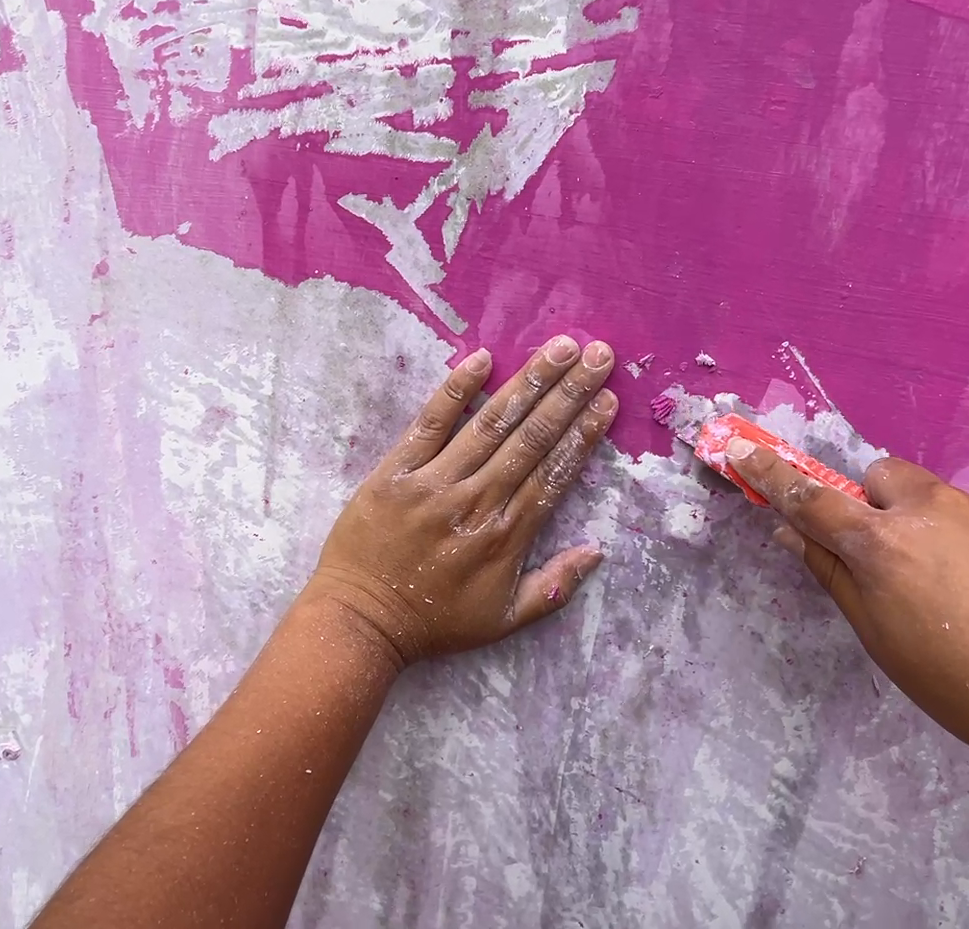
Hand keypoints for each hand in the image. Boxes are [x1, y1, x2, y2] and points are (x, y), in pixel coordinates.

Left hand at [304, 336, 618, 667]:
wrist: (360, 619)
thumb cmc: (435, 621)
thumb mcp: (504, 620)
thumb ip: (555, 586)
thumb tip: (600, 550)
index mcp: (507, 535)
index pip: (555, 472)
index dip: (584, 433)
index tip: (607, 399)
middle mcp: (478, 500)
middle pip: (532, 438)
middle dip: (569, 393)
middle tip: (598, 354)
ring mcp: (435, 481)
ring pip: (491, 423)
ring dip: (529, 382)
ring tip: (560, 348)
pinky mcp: (396, 470)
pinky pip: (430, 422)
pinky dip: (456, 389)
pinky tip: (482, 359)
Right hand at [727, 442, 968, 780]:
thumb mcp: (887, 646)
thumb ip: (836, 578)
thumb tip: (794, 532)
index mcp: (886, 545)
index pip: (809, 498)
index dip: (772, 474)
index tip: (744, 448)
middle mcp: (938, 509)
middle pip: (885, 477)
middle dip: (881, 506)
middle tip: (905, 560)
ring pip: (952, 503)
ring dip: (950, 533)